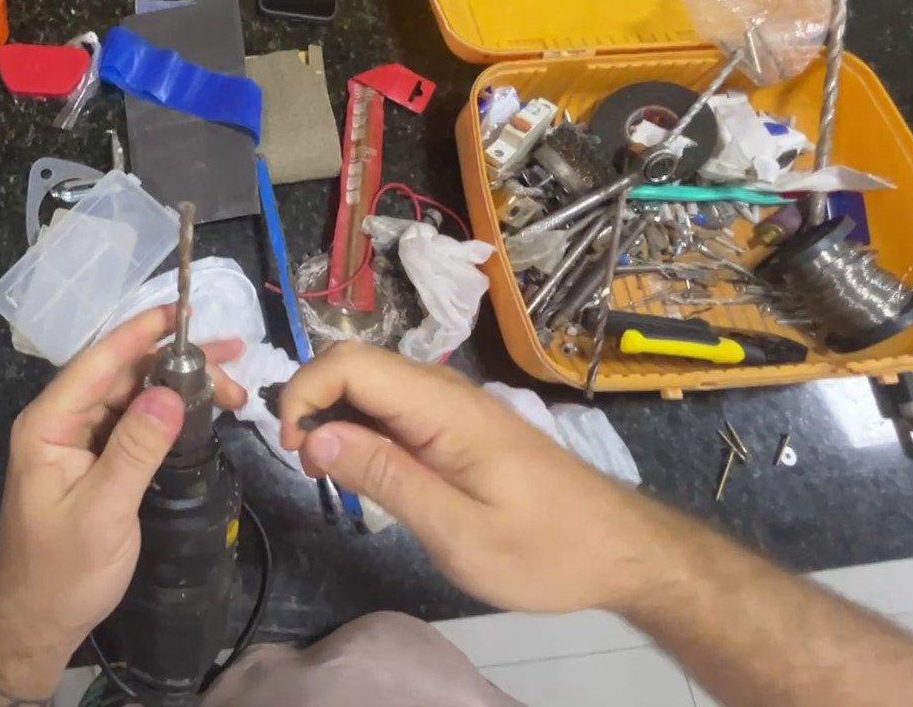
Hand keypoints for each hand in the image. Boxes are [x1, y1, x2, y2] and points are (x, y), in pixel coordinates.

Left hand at [0, 306, 245, 698]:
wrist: (38, 624)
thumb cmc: (63, 571)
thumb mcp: (103, 511)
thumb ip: (135, 449)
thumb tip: (171, 392)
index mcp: (50, 423)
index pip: (98, 362)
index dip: (140, 333)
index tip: (181, 312)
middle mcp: (64, 421)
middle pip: (123, 375)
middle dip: (176, 363)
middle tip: (231, 358)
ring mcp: (82, 439)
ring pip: (134, 395)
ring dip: (179, 387)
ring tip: (232, 385)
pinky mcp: (98, 458)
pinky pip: (136, 422)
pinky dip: (171, 413)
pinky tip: (203, 409)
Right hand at [277, 341, 671, 614]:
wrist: (618, 547)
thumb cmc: (543, 548)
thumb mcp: (458, 531)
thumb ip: (385, 478)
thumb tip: (314, 437)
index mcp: (441, 406)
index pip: (350, 363)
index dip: (306, 391)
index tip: (293, 448)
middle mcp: (439, 388)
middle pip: (352, 364)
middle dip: (312, 402)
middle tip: (308, 465)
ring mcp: (445, 400)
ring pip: (366, 381)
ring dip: (332, 416)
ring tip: (329, 472)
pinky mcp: (449, 418)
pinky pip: (387, 403)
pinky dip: (358, 427)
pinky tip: (363, 468)